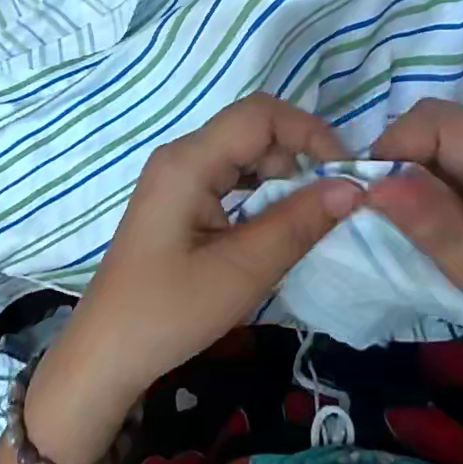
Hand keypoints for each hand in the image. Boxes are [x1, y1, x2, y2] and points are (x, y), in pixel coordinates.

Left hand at [26, 94, 364, 463]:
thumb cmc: (169, 311)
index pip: (260, 115)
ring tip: (307, 219)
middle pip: (252, 129)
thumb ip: (299, 223)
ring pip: (243, 152)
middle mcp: (180, 156)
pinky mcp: (178, 198)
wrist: (108, 348)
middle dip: (299, 156)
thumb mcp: (242, 270)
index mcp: (188, 161)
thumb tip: (354, 187)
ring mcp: (176, 176)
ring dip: (282, 177)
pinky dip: (260, 192)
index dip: (310, 133)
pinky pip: (229, 177)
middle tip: (332, 204)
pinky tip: (275, 224)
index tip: (346, 175)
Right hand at [364, 100, 462, 379]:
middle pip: (437, 122)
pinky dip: (423, 179)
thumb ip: (439, 228)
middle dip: (396, 160)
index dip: (393, 148)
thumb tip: (374, 184)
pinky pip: (448, 154)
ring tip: (403, 218)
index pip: (440, 123)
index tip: (366, 196)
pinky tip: (428, 215)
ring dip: (407, 171)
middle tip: (380, 212)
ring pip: (436, 135)